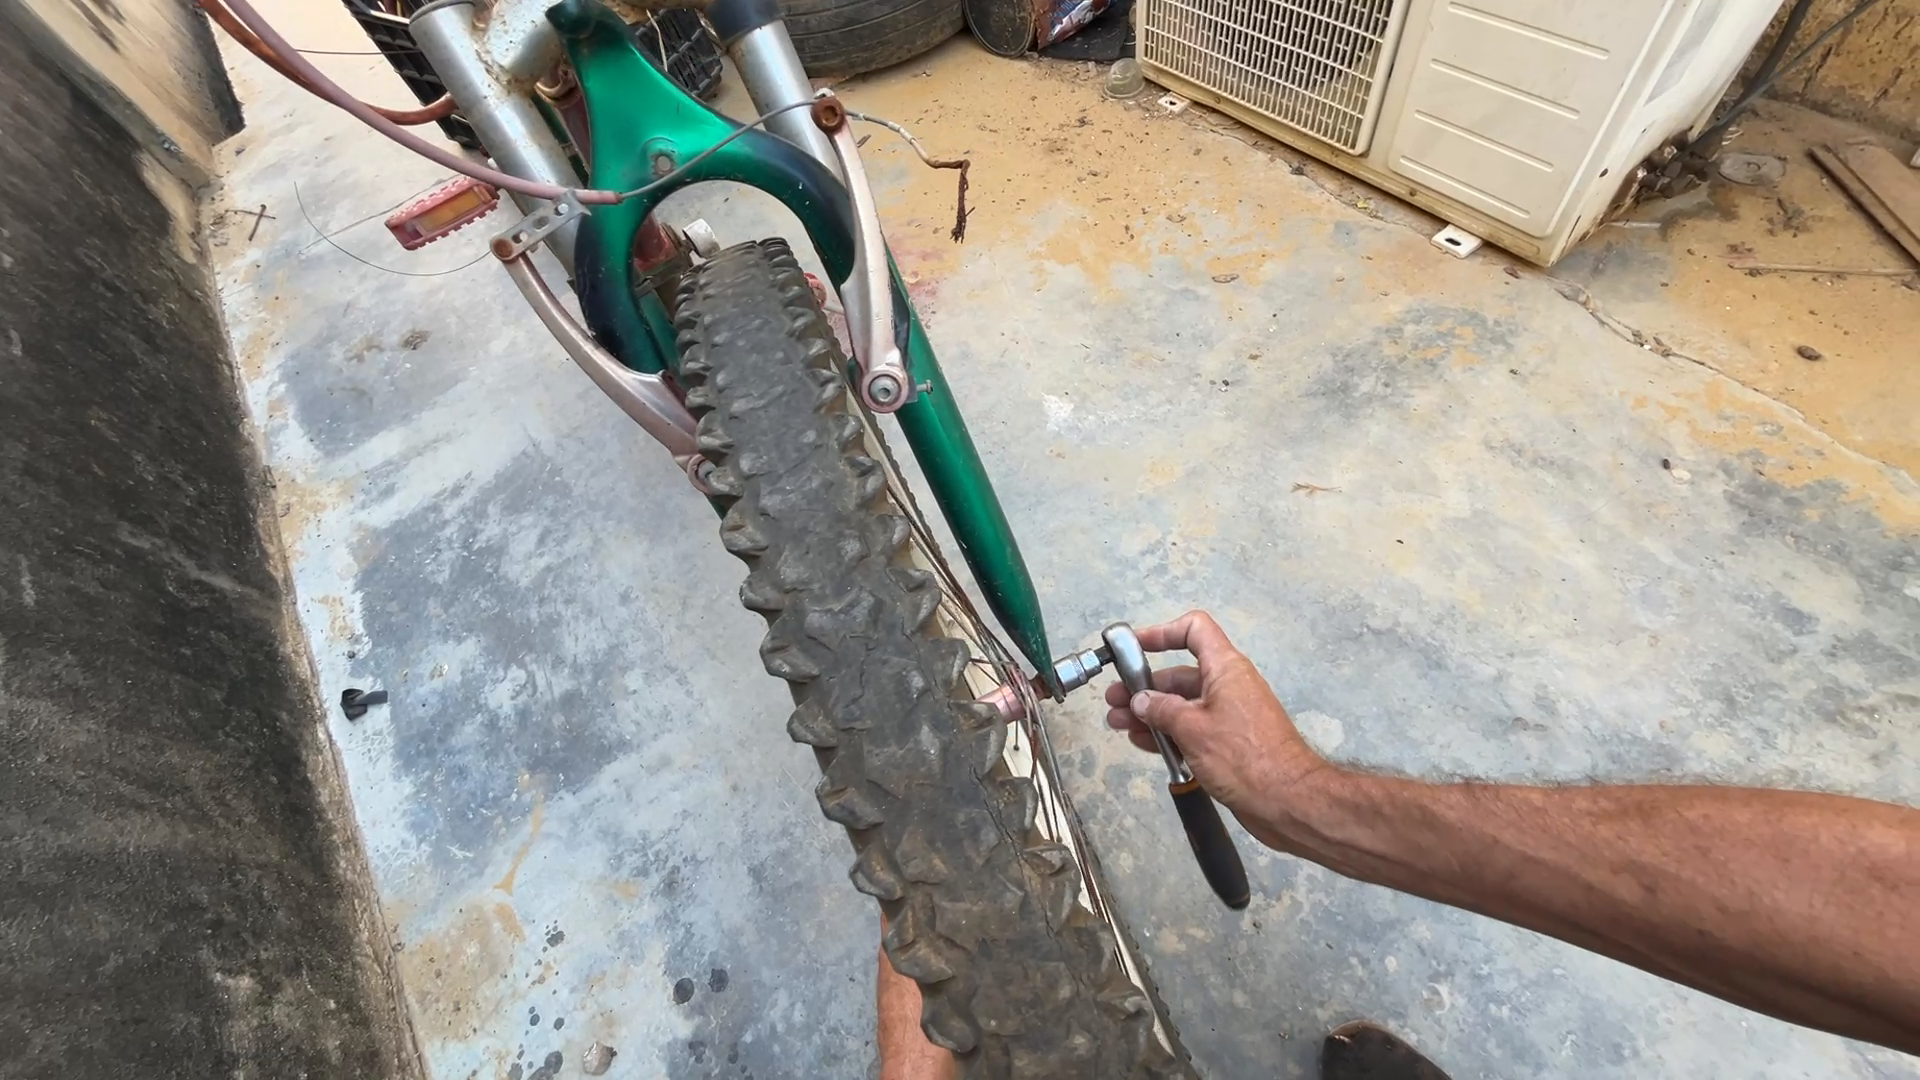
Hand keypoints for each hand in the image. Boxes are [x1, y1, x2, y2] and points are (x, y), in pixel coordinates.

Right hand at [1103, 611, 1333, 853]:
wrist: (1289, 803)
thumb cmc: (1243, 757)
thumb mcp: (1193, 728)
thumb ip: (1161, 710)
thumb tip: (1139, 701)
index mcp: (1225, 669)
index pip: (1194, 630)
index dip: (1162, 632)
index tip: (1135, 646)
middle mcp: (1226, 686)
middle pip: (1178, 674)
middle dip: (1143, 685)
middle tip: (1113, 699)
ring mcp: (1226, 716)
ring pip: (1180, 705)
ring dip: (1148, 712)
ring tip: (1117, 723)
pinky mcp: (1226, 743)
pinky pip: (1189, 729)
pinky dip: (1165, 733)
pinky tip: (1140, 742)